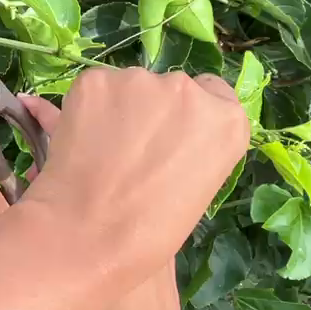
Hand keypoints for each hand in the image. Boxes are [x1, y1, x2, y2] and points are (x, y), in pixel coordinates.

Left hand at [0, 67, 246, 281]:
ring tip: (104, 147)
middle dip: (153, 109)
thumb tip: (168, 129)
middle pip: (170, 87)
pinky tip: (83, 137)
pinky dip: (89, 106)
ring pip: (130, 85)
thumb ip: (192, 144)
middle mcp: (187, 89)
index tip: (173, 133)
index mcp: (227, 120)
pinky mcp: (95, 79)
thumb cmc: (152, 227)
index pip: (215, 94)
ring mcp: (138, 79)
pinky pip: (96, 88)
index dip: (190, 114)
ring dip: (120, 106)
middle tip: (133, 147)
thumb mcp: (197, 183)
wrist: (91, 230)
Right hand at [0, 82, 222, 309]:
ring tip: (37, 175)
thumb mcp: (33, 264)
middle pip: (92, 151)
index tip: (24, 104)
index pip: (72, 139)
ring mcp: (141, 217)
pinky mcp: (152, 236)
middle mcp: (125, 199)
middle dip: (59, 139)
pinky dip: (94, 191)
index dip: (46, 117)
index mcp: (98, 200)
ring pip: (106, 173)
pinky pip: (121, 195)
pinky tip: (67, 207)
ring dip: (75, 165)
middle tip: (27, 134)